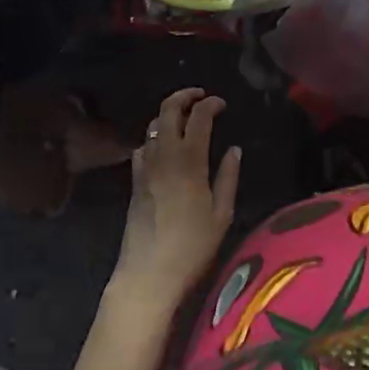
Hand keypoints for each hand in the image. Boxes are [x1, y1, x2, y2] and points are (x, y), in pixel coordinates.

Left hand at [112, 88, 241, 309]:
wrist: (148, 273)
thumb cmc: (192, 247)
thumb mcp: (221, 214)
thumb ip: (228, 177)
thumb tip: (234, 149)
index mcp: (189, 160)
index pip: (199, 117)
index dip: (211, 104)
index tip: (222, 103)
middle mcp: (164, 155)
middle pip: (167, 109)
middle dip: (184, 96)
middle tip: (200, 96)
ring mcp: (145, 166)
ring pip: (152, 125)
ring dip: (168, 114)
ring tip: (185, 118)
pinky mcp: (134, 180)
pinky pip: (142, 146)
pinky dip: (154, 138)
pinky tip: (165, 149)